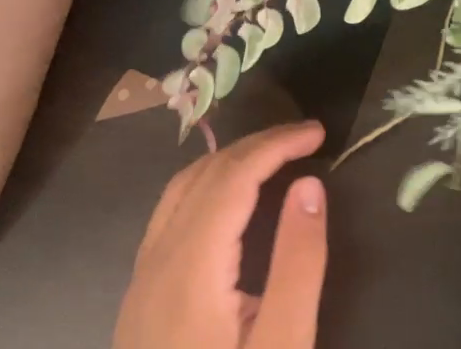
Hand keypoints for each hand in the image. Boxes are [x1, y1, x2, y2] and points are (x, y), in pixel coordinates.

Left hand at [114, 122, 327, 348]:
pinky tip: (233, 205)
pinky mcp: (140, 303)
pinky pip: (171, 218)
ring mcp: (141, 284)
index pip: (232, 177)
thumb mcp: (282, 346)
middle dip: (256, 146)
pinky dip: (208, 188)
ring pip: (179, 193)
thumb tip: (309, 185)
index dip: (276, 144)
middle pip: (203, 175)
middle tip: (307, 140)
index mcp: (190, 269)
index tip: (319, 133)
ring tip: (277, 159)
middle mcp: (156, 264)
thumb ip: (298, 262)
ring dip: (229, 163)